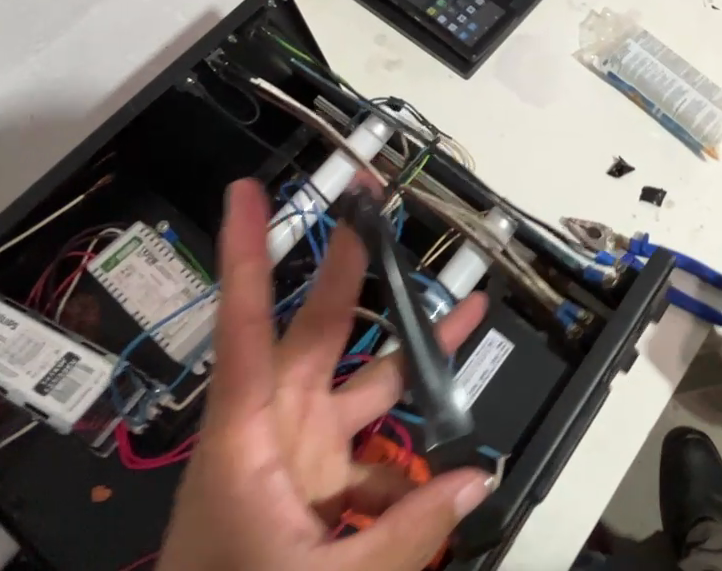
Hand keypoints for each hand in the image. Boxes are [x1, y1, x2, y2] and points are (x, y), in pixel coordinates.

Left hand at [159, 179, 494, 570]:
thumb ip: (407, 530)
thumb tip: (477, 481)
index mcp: (247, 435)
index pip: (244, 325)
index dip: (246, 255)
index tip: (246, 192)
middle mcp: (273, 428)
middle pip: (318, 330)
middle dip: (350, 266)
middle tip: (374, 202)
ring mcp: (299, 457)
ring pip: (366, 382)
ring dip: (416, 352)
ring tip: (470, 312)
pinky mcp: (319, 489)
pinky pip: (375, 456)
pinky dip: (411, 464)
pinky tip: (447, 486)